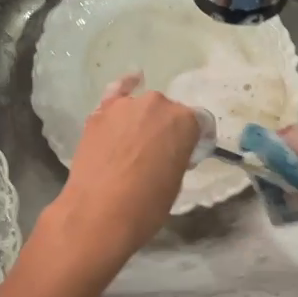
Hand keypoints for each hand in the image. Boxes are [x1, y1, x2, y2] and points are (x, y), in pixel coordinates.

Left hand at [39, 75, 201, 282]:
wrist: (98, 213)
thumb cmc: (145, 206)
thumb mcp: (175, 182)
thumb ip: (177, 155)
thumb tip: (169, 151)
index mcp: (185, 122)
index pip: (199, 123)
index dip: (196, 140)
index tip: (189, 155)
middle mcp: (158, 104)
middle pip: (168, 112)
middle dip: (166, 129)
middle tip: (158, 155)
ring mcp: (126, 105)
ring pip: (143, 107)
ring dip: (143, 119)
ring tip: (135, 142)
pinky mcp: (101, 111)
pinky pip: (117, 92)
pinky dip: (125, 87)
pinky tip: (132, 83)